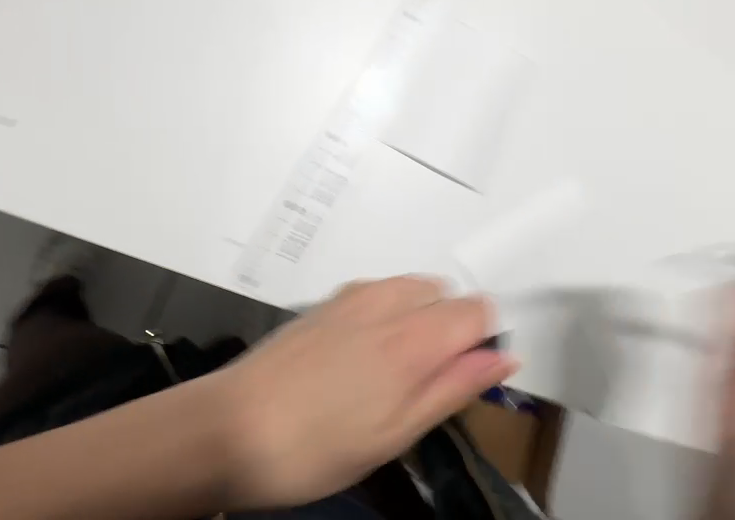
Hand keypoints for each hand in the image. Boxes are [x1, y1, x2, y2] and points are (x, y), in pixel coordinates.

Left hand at [210, 275, 517, 508]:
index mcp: (413, 336)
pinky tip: (360, 357)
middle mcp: (388, 301)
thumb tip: (504, 356)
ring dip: (420, 318)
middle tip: (424, 384)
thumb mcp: (397, 433)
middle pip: (448, 293)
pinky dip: (388, 312)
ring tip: (392, 373)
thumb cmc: (318, 445)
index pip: (479, 308)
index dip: (484, 340)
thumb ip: (455, 387)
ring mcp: (354, 295)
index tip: (467, 376)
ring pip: (413, 288)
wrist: (230, 427)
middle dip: (451, 329)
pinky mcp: (327, 300)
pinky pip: (380, 291)